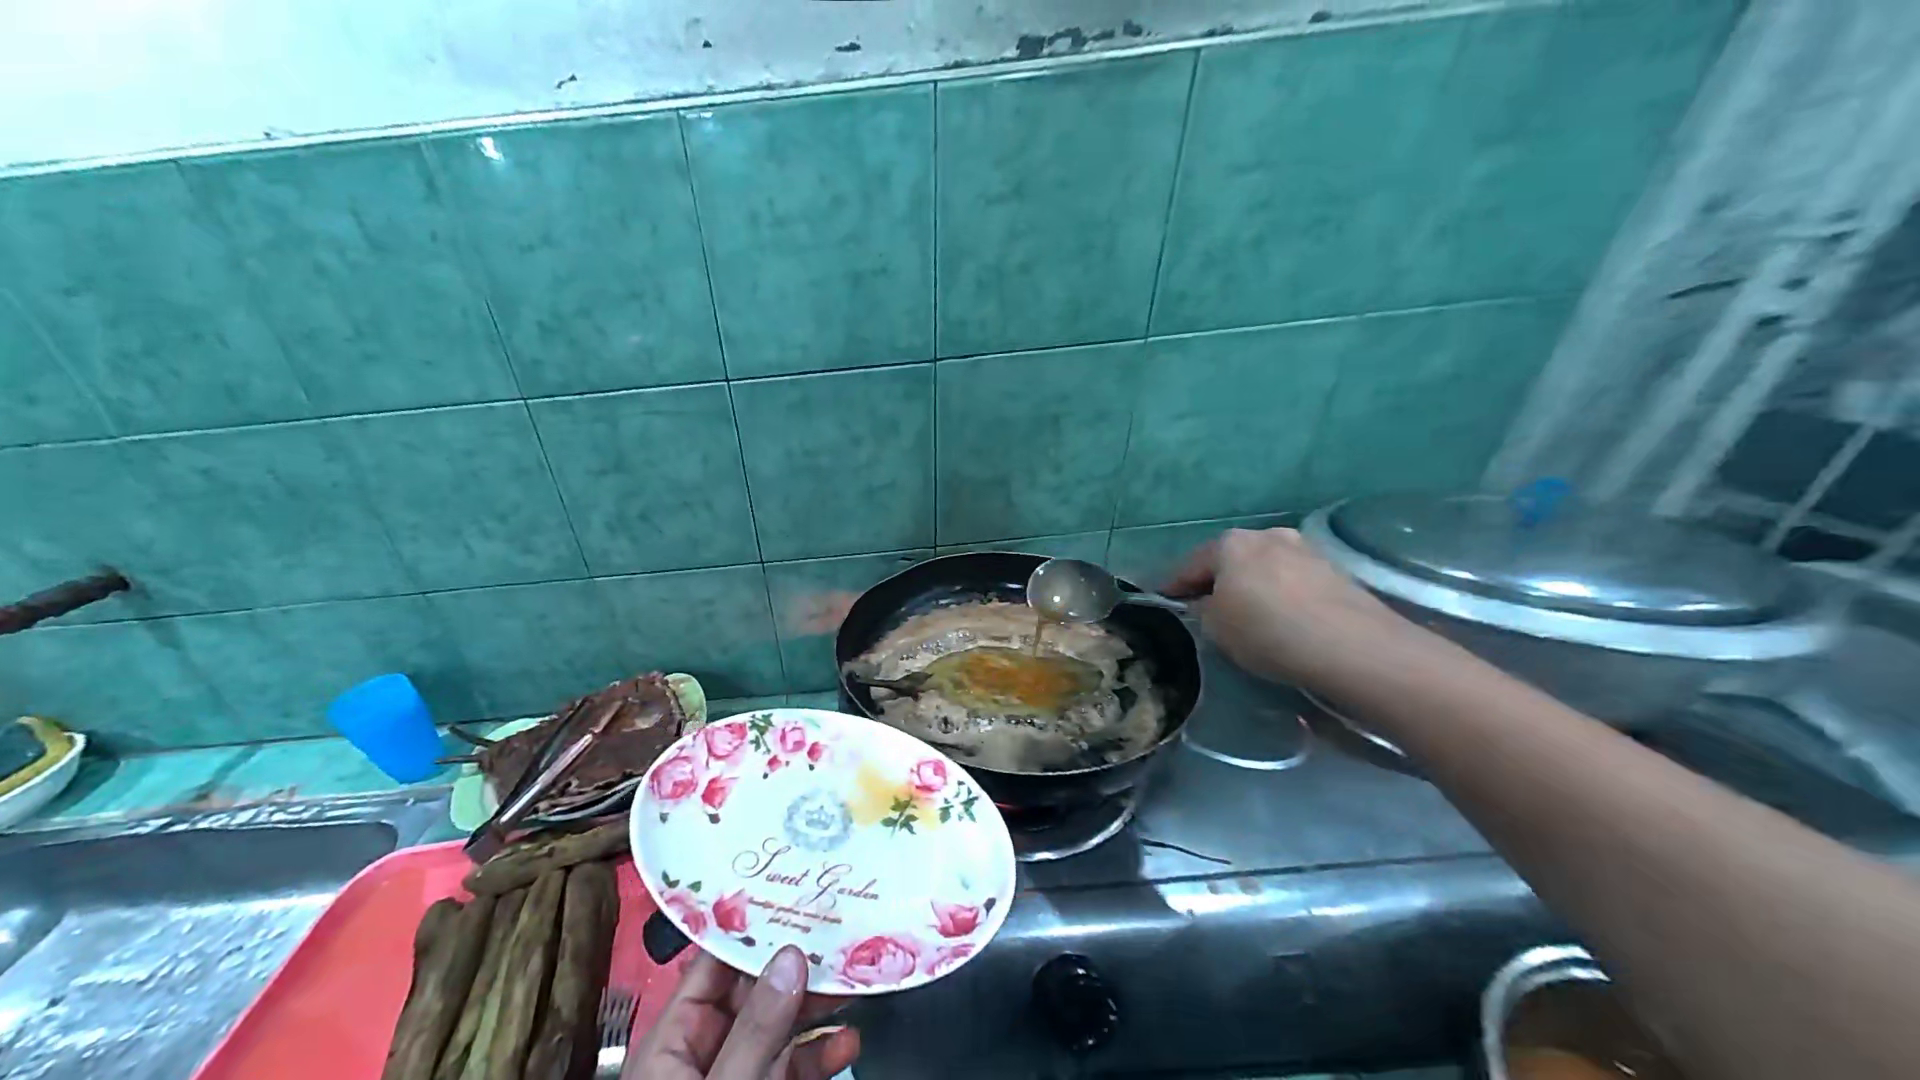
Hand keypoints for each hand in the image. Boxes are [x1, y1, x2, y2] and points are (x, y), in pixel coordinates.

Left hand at [623, 946, 859, 1079]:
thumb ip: (756, 1029)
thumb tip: (790, 954)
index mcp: (671, 1044)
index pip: (711, 969)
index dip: (750, 930)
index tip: (794, 896)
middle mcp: (702, 1055)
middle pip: (753, 993)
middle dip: (798, 968)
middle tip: (841, 938)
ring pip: (779, 1030)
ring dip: (817, 1011)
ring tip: (854, 986)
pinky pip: (792, 1070)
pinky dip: (820, 1057)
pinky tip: (846, 1046)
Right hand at [1164, 527, 1399, 685]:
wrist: (1352, 646)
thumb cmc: (1267, 631)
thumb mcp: (1216, 628)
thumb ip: (1202, 610)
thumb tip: (1207, 603)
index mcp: (1230, 543)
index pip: (1190, 564)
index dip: (1173, 585)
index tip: (1163, 600)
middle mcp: (1267, 535)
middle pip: (1229, 559)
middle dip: (1215, 581)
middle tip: (1205, 607)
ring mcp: (1304, 549)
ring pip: (1263, 567)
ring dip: (1250, 585)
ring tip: (1247, 613)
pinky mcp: (1333, 570)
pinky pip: (1291, 580)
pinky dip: (1279, 593)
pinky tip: (1281, 616)